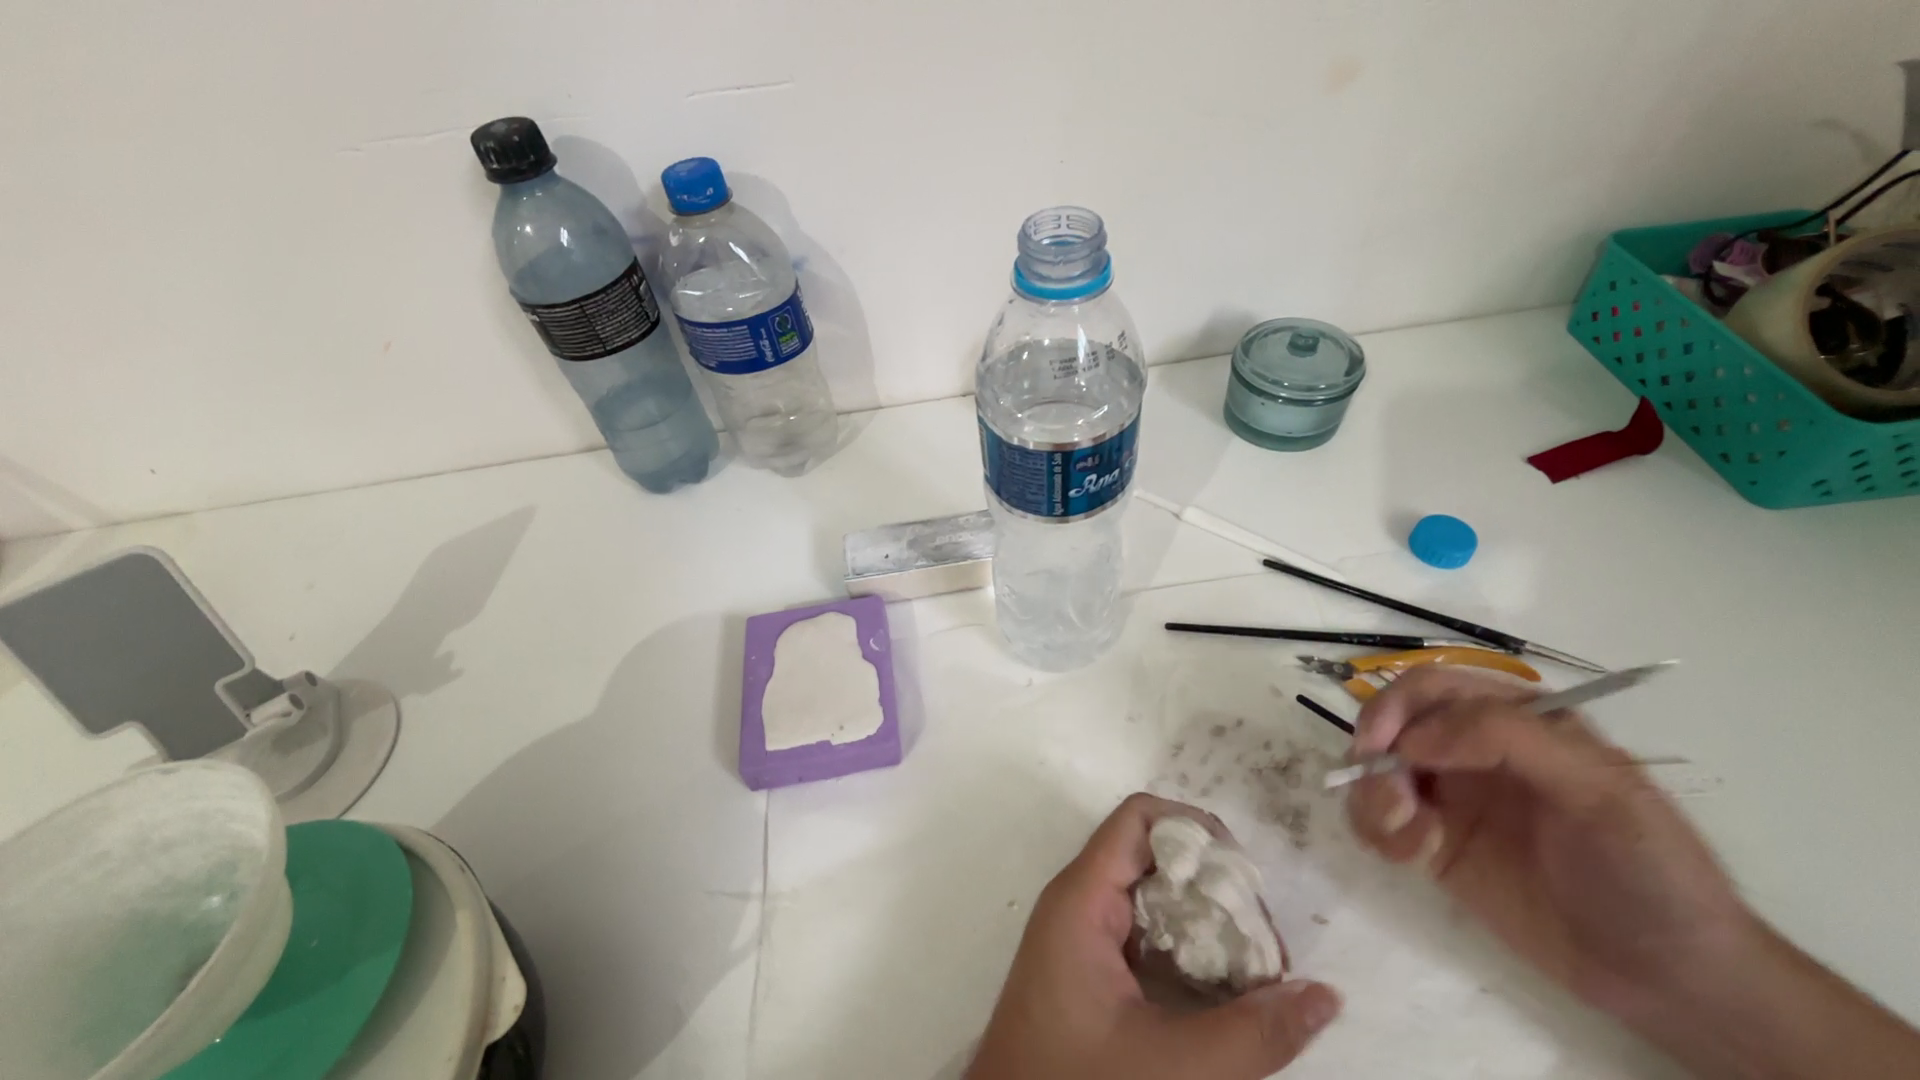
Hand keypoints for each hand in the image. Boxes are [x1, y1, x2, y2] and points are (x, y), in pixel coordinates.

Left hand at [967, 793, 1341, 1079]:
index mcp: (1082, 900)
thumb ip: (1252, 1034)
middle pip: (1156, 857)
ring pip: (1156, 900)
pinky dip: (1189, 956)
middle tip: (1264, 950)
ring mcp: (1084, 937)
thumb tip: (1325, 995)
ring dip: (1208, 928)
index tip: (1244, 886)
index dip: (1197, 833)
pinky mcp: (1091, 970)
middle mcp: (1080, 904)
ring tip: (1256, 978)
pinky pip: (1148, 938)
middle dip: (1216, 891)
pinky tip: (1224, 1000)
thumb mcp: (1171, 1067)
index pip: (1140, 818)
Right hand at [1346, 667, 1919, 1077]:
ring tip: (1404, 839)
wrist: (1665, 974)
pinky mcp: (1433, 843)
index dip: (1397, 708)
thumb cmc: (1646, 868)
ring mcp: (1452, 797)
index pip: (1434, 688)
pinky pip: (1378, 818)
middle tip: (1390, 802)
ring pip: (1375, 770)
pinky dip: (1376, 831)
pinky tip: (1412, 857)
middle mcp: (1475, 749)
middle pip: (1392, 724)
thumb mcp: (1597, 788)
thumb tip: (1412, 738)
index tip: (1382, 750)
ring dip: (1371, 796)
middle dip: (1375, 754)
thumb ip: (1508, 739)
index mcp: (1519, 720)